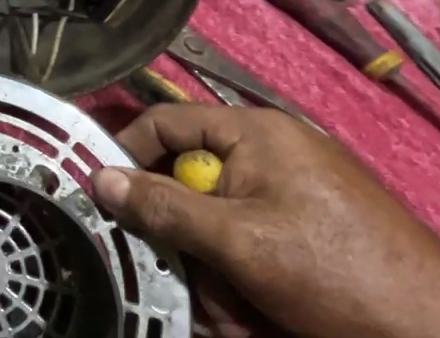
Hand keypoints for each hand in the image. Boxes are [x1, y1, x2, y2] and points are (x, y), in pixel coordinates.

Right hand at [90, 104, 439, 337]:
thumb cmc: (340, 276)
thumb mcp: (240, 242)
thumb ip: (165, 208)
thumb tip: (99, 180)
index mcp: (255, 132)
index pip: (164, 122)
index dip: (127, 155)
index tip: (105, 199)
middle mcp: (273, 153)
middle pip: (189, 180)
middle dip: (183, 238)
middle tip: (186, 280)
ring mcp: (297, 194)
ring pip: (218, 223)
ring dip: (214, 271)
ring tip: (236, 315)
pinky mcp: (315, 232)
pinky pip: (253, 244)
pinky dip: (245, 280)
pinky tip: (259, 317)